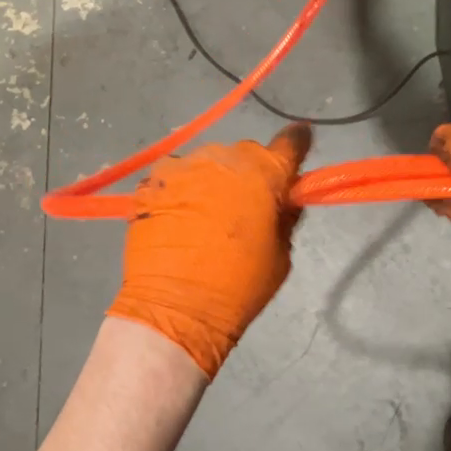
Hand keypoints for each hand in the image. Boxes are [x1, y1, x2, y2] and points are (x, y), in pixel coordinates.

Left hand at [107, 123, 311, 377]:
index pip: (290, 143)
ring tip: (206, 215)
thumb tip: (285, 197)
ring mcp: (184, 165)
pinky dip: (181, 189)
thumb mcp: (281, 255)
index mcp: (264, 173)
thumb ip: (285, 216)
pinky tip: (178, 217)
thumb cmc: (238, 286)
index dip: (297, 144)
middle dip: (250, 173)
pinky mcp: (152, 181)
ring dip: (213, 180)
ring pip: (208, 163)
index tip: (299, 145)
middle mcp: (225, 157)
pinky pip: (176, 176)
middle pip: (245, 154)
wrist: (174, 308)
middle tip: (245, 205)